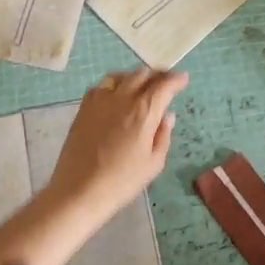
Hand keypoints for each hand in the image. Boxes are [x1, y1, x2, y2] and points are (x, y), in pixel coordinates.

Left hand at [45, 70, 188, 218]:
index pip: (164, 85)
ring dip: (136, 77)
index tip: (184, 79)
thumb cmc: (122, 181)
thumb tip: (167, 115)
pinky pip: (102, 86)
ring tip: (141, 86)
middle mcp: (123, 98)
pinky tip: (116, 96)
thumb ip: (163, 135)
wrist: (80, 189)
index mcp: (144, 111)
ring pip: (122, 76)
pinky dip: (115, 84)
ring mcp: (100, 100)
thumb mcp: (154, 163)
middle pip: (143, 74)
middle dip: (158, 75)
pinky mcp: (84, 107)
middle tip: (166, 83)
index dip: (177, 80)